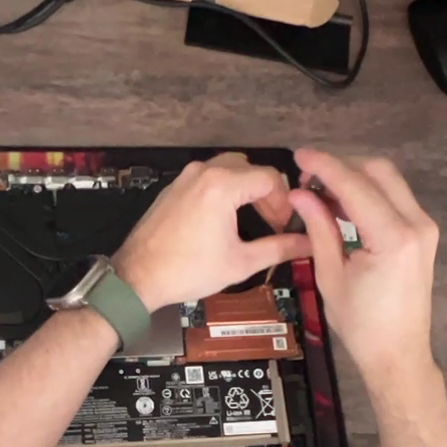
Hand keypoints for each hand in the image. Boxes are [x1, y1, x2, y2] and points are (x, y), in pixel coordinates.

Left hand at [111, 153, 311, 309]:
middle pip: (251, 170)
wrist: (137, 277)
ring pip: (229, 170)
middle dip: (267, 195)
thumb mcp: (240, 263)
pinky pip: (208, 178)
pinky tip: (226, 220)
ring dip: (246, 191)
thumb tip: (309, 244)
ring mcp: (186, 177)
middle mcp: (204, 171)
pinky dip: (225, 192)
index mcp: (223, 185)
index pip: (270, 178)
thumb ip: (279, 248)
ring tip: (253, 222)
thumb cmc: (187, 271)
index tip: (285, 226)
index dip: (284, 203)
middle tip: (273, 224)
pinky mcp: (174, 187)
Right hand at [288, 150, 440, 394]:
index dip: (324, 166)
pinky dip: (367, 194)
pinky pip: (393, 199)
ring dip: (354, 178)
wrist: (397, 354)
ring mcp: (424, 227)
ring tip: (320, 191)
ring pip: (388, 181)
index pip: (355, 185)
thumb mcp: (331, 277)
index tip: (299, 156)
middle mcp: (416, 224)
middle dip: (341, 166)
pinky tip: (341, 205)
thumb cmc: (361, 325)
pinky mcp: (422, 234)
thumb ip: (319, 229)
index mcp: (393, 237)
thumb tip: (300, 194)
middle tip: (307, 176)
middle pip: (377, 171)